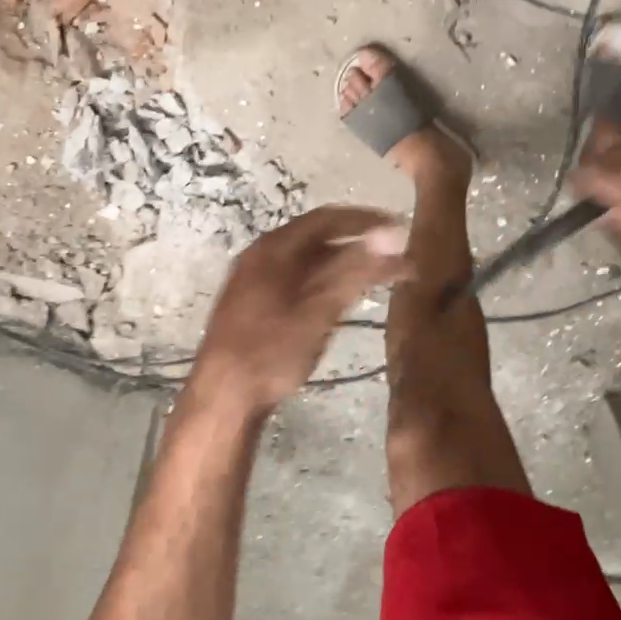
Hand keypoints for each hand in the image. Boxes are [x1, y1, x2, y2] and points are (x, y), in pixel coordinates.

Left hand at [192, 206, 411, 411]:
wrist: (221, 400)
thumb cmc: (271, 354)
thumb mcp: (318, 311)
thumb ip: (355, 270)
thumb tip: (390, 235)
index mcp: (273, 248)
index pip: (327, 218)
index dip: (366, 220)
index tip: (399, 226)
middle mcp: (262, 255)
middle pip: (319, 238)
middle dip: (360, 243)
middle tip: (395, 253)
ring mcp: (256, 279)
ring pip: (310, 260)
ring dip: (346, 263)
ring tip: (380, 274)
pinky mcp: (257, 303)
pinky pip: (300, 277)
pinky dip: (328, 280)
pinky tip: (346, 295)